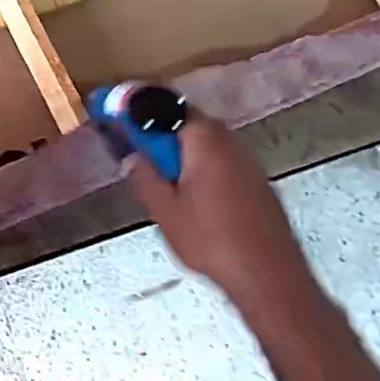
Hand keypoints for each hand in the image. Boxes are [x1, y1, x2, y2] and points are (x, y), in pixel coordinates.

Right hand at [124, 114, 323, 316]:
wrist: (266, 274)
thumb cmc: (211, 239)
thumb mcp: (163, 209)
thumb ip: (143, 175)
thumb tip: (133, 157)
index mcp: (204, 139)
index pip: (163, 106)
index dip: (135, 108)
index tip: (113, 112)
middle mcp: (229, 141)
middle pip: (185, 123)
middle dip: (158, 134)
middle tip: (134, 152)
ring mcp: (247, 161)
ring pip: (202, 145)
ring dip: (178, 153)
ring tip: (159, 181)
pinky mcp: (256, 182)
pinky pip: (218, 162)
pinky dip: (197, 168)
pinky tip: (189, 198)